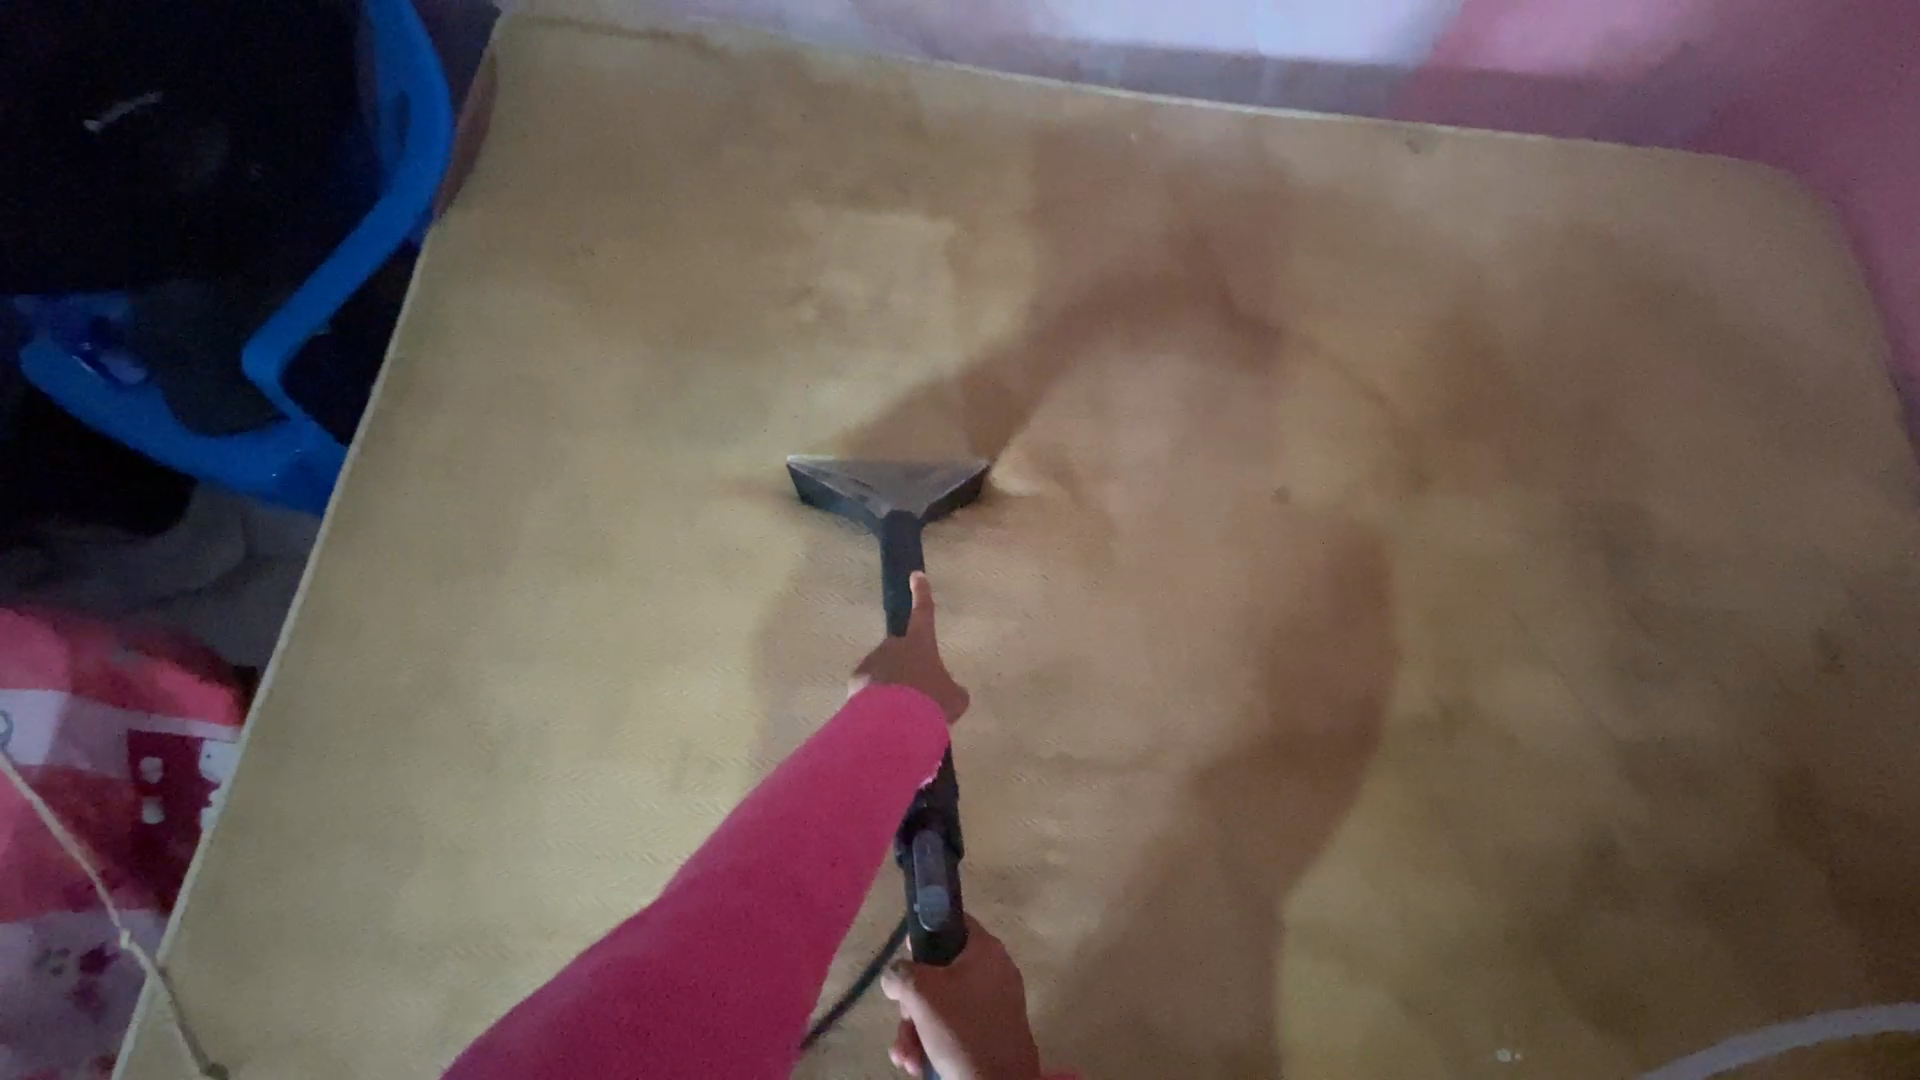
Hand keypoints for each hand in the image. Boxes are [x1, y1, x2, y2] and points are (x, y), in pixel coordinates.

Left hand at [850, 572, 969, 725]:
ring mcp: (872, 661)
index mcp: (921, 643)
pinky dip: (876, 700)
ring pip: (883, 671)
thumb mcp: (955, 698)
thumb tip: (948, 692)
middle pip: (900, 651)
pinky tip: (884, 718)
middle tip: (915, 695)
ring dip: (891, 687)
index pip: (924, 611)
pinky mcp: (856, 680)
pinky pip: (868, 688)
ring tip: (901, 714)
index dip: (922, 593)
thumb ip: (951, 689)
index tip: (916, 575)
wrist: (896, 721)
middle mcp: (894, 645)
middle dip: (905, 668)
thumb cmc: (932, 702)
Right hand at [881, 917, 1041, 1079]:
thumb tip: (895, 975)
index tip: (906, 954)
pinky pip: (957, 1028)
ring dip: (916, 1030)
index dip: (926, 932)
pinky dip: (934, 1043)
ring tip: (905, 1056)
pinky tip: (917, 1066)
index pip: (953, 922)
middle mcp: (994, 971)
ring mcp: (996, 1005)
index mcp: (985, 949)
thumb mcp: (922, 994)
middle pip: (942, 971)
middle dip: (913, 1001)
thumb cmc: (963, 1030)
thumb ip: (901, 974)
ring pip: (944, 1005)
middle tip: (904, 1019)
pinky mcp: (993, 1035)